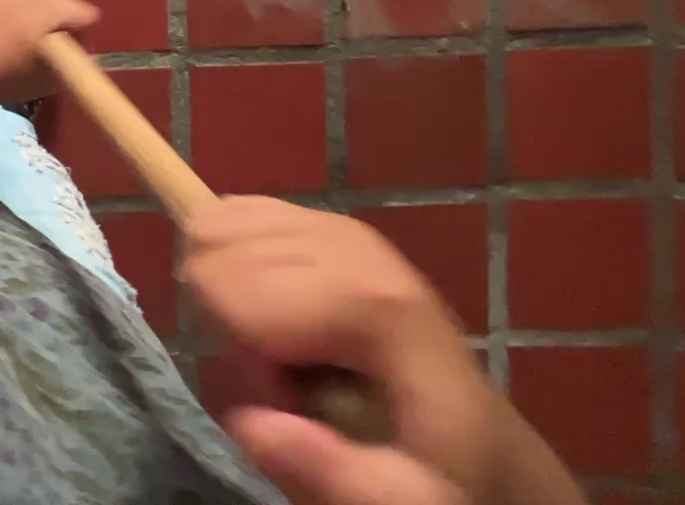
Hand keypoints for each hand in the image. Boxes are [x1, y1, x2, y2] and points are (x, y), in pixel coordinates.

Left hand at [0, 0, 97, 101]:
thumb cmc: (6, 78)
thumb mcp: (49, 82)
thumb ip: (75, 68)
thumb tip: (86, 58)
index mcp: (53, 14)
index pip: (87, 16)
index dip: (85, 37)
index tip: (74, 55)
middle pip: (67, 0)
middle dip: (67, 21)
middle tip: (56, 45)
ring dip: (47, 8)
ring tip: (36, 30)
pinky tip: (21, 10)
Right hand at [183, 197, 511, 504]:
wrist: (472, 431)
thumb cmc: (431, 470)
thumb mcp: (398, 500)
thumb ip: (330, 472)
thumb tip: (249, 423)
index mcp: (372, 304)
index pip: (226, 280)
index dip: (236, 344)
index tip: (289, 394)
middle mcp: (351, 245)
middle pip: (212, 246)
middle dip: (226, 311)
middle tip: (285, 367)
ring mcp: (334, 222)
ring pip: (212, 225)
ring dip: (226, 284)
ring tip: (280, 334)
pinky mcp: (319, 216)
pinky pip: (229, 209)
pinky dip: (228, 253)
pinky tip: (267, 294)